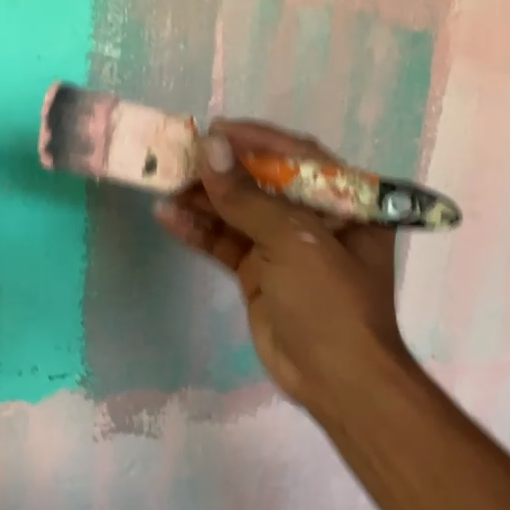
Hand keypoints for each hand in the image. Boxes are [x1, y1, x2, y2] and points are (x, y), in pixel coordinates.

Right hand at [154, 120, 413, 420]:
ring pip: (239, 214)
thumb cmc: (329, 302)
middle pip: (264, 183)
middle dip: (222, 170)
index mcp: (346, 202)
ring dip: (203, 200)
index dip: (256, 141)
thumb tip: (210, 150)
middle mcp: (316, 219)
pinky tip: (168, 217)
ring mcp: (285, 248)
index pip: (299, 157)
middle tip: (178, 155)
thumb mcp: (294, 242)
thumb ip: (247, 197)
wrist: (335, 378)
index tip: (214, 130)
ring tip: (163, 182)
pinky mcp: (258, 275)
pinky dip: (199, 231)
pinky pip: (225, 245)